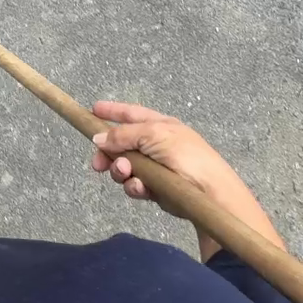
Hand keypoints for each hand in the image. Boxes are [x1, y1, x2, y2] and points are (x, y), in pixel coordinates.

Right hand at [88, 100, 283, 259]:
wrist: (210, 193)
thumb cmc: (185, 156)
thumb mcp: (153, 134)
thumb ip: (122, 134)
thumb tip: (97, 138)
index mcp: (159, 125)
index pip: (131, 114)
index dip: (112, 111)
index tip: (92, 110)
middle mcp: (155, 144)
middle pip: (121, 144)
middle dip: (108, 153)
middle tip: (97, 164)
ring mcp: (155, 167)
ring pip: (125, 167)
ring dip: (120, 171)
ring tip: (126, 173)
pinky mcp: (156, 189)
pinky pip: (135, 185)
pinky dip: (134, 186)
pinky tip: (140, 188)